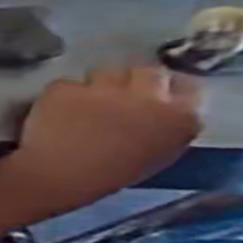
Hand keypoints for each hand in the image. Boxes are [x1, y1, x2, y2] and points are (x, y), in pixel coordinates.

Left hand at [6, 66, 202, 206]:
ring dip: (96, 83)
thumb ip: (168, 122)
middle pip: (146, 71)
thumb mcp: (162, 148)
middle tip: (115, 91)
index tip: (152, 90)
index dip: (165, 86)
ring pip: (104, 71)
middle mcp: (147, 98)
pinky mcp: (65, 88)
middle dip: (131, 78)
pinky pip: (66, 83)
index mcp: (181, 117)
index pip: (185, 86)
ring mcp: (103, 90)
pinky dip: (62, 93)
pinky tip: (57, 109)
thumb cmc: (115, 169)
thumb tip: (161, 105)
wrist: (64, 171)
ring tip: (84, 101)